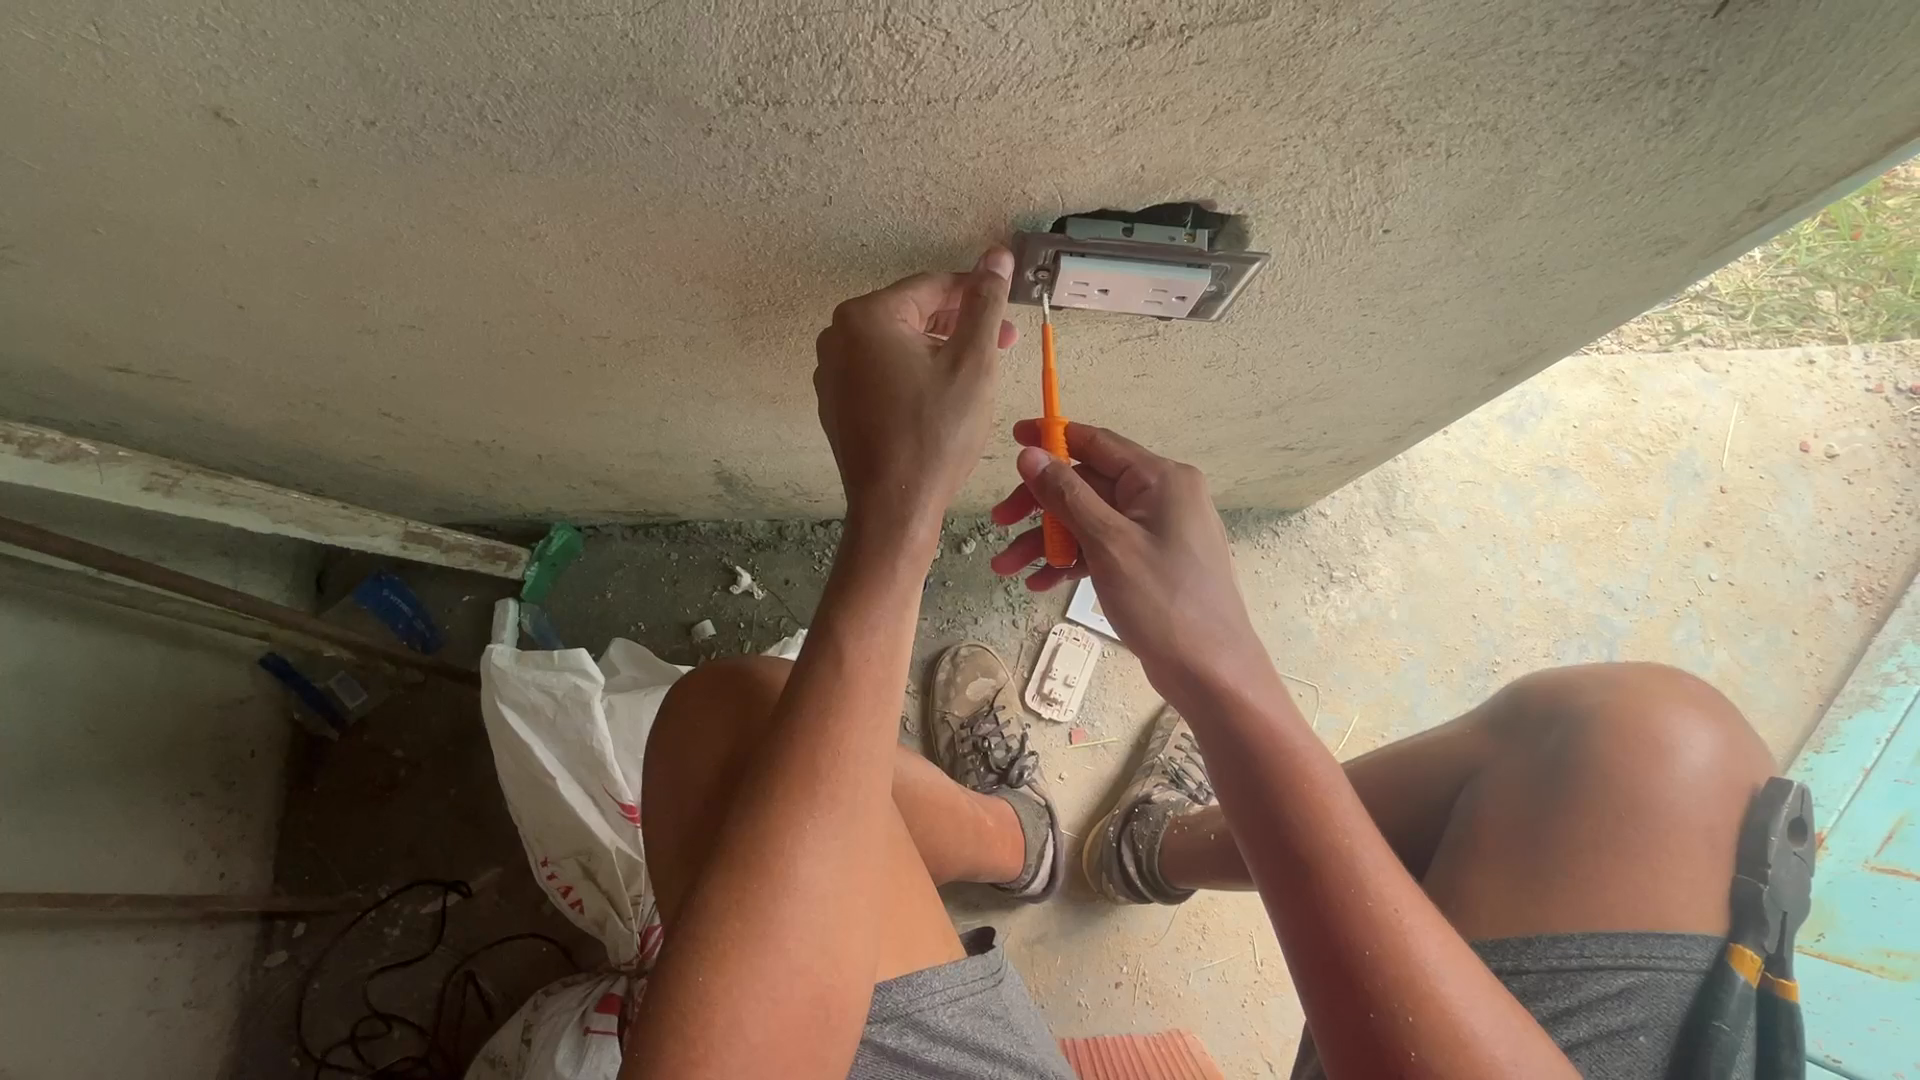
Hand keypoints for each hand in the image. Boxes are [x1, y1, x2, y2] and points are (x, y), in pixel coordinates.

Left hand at [813, 248, 1017, 532]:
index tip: (1007, 313)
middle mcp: (837, 337)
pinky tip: (938, 400)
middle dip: (958, 327)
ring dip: (937, 352)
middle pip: (912, 314)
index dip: (976, 295)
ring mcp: (832, 373)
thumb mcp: (972, 362)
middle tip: (1000, 347)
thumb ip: (984, 304)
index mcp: (866, 316)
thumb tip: (996, 257)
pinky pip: (880, 374)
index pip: (933, 287)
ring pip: (897, 346)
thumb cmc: (935, 436)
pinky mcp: (837, 403)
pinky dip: (912, 376)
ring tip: (973, 377)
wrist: (895, 505)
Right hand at [989, 422, 1267, 698]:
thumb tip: (1030, 454)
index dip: (1051, 439)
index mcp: (1160, 479)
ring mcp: (1156, 532)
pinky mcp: (1149, 563)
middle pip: (1086, 485)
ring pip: (1089, 521)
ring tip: (1006, 567)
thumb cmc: (1163, 601)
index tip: (1012, 438)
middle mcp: (1161, 497)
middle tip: (998, 523)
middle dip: (1040, 506)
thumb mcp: (1108, 543)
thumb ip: (1067, 495)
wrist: (1211, 671)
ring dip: (1047, 541)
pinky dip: (1071, 562)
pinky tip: (1040, 583)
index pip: (1097, 443)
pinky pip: (1102, 549)